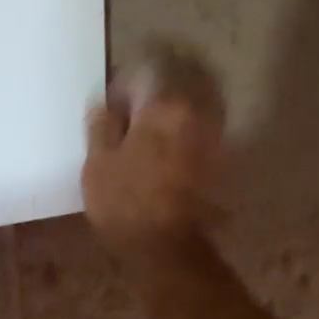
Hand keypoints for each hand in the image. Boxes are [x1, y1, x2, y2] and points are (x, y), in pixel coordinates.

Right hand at [81, 44, 225, 258]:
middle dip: (155, 87)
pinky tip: (171, 145)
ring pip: (195, 102)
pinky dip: (188, 128)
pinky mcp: (220, 158)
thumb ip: (102, 125)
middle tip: (133, 107)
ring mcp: (214, 134)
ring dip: (175, 106)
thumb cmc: (124, 204)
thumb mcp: (97, 164)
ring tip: (153, 124)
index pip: (145, 70)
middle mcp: (197, 109)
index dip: (124, 82)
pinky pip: (203, 128)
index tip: (112, 101)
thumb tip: (106, 102)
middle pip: (178, 80)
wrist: (165, 248)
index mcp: (164, 104)